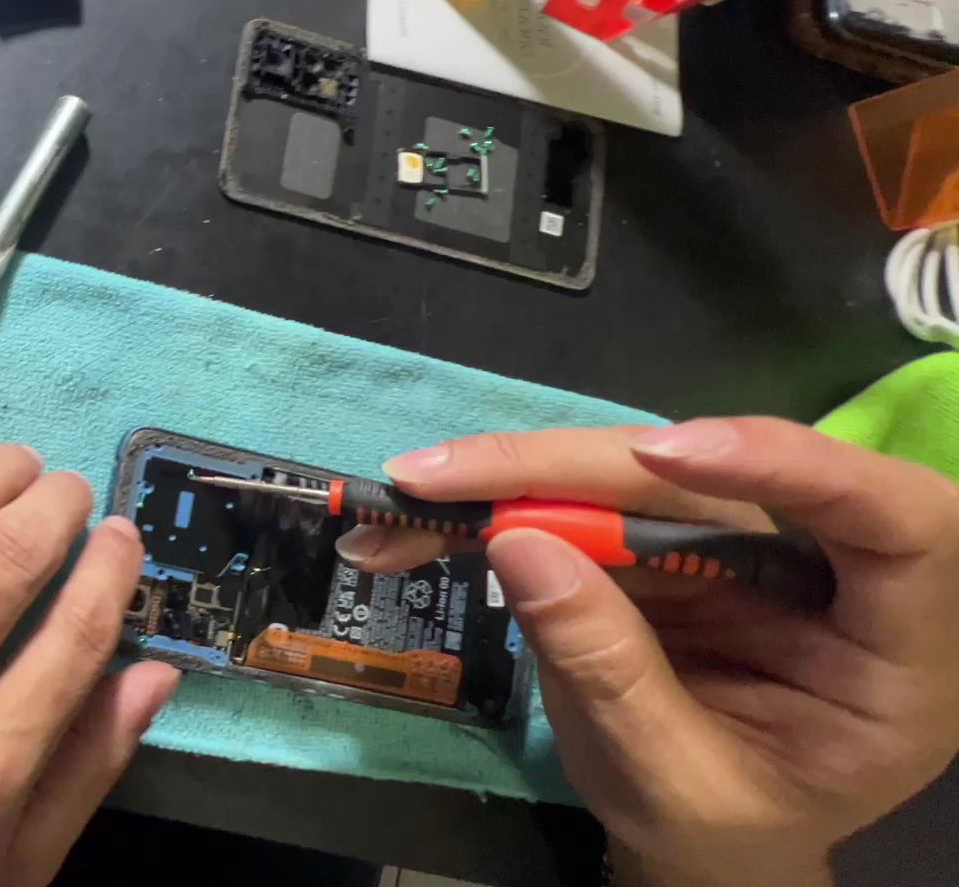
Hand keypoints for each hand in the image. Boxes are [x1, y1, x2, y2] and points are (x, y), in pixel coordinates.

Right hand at [341, 419, 958, 886]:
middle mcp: (797, 568)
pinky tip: (403, 528)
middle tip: (432, 476)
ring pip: (598, 475)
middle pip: (686, 478)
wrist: (688, 831)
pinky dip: (469, 512)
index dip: (786, 466)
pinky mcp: (633, 540)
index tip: (656, 455)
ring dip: (485, 484)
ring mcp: (706, 546)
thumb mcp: (670, 775)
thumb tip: (517, 542)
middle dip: (549, 468)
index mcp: (882, 647)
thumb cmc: (716, 824)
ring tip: (394, 508)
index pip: (893, 522)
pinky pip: (548, 503)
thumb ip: (607, 668)